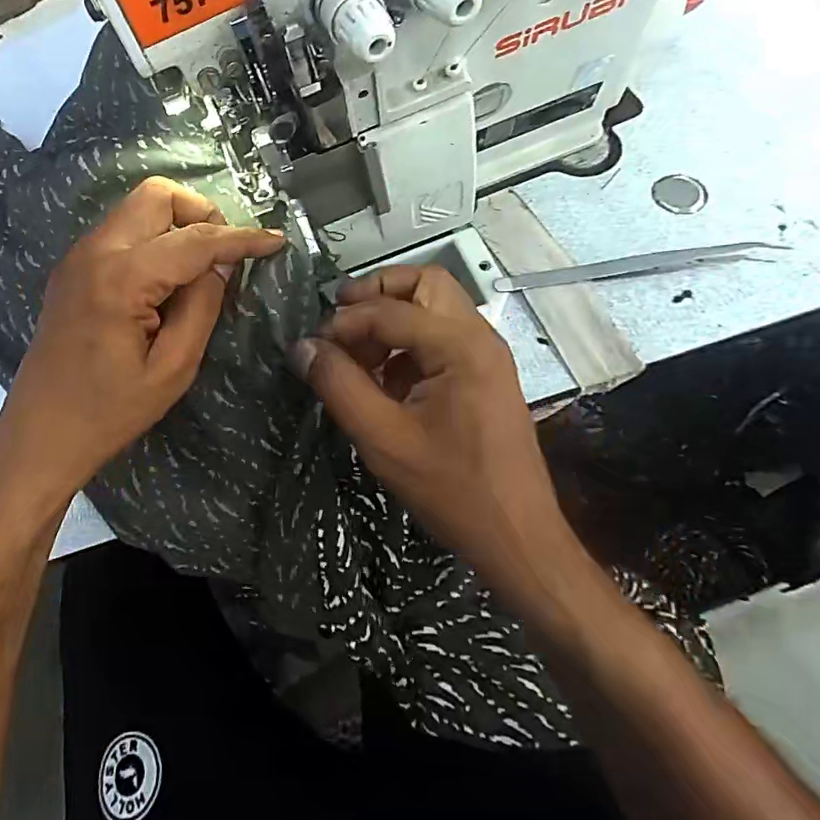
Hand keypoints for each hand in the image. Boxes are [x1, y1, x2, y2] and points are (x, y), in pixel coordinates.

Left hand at [0, 177, 284, 513]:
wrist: (40, 434)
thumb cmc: (111, 411)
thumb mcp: (174, 367)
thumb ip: (203, 306)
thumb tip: (223, 264)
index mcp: (120, 279)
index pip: (195, 240)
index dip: (242, 238)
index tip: (277, 241)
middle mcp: (95, 252)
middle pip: (158, 195)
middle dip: (202, 214)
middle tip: (225, 256)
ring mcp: (79, 256)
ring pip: (139, 206)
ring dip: (179, 223)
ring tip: (201, 269)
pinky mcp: (74, 267)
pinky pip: (125, 228)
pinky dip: (157, 237)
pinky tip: (170, 278)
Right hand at [292, 265, 571, 592]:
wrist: (517, 534)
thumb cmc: (453, 489)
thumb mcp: (384, 440)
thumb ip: (340, 386)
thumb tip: (303, 347)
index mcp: (461, 345)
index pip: (391, 309)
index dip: (345, 321)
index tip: (313, 346)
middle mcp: (480, 337)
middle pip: (425, 284)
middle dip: (378, 295)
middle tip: (339, 322)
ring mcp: (487, 356)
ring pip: (435, 309)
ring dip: (393, 321)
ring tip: (358, 360)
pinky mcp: (486, 376)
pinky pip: (443, 340)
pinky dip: (410, 347)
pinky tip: (385, 385)